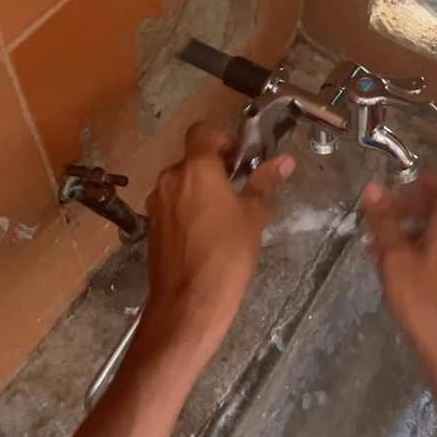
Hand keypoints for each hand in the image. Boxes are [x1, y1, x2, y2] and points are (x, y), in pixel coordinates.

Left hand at [138, 122, 293, 360]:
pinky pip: (172, 204)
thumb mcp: (253, 216)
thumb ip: (265, 182)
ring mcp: (157, 202)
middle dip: (214, 168)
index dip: (222, 140)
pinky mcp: (151, 225)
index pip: (202, 131)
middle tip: (237, 191)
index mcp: (196, 168)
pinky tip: (204, 234)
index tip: (239, 162)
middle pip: (192, 158)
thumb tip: (285, 160)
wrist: (187, 305)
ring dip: (200, 189)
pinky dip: (187, 209)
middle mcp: (171, 178)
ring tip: (222, 216)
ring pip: (181, 182)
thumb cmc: (226, 256)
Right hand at [363, 172, 436, 366]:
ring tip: (377, 249)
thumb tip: (373, 187)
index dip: (424, 181)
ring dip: (405, 232)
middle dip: (407, 208)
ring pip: (433, 233)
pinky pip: (434, 254)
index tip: (398, 188)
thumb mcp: (395, 257)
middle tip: (382, 219)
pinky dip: (413, 252)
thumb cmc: (422, 299)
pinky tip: (391, 272)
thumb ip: (384, 221)